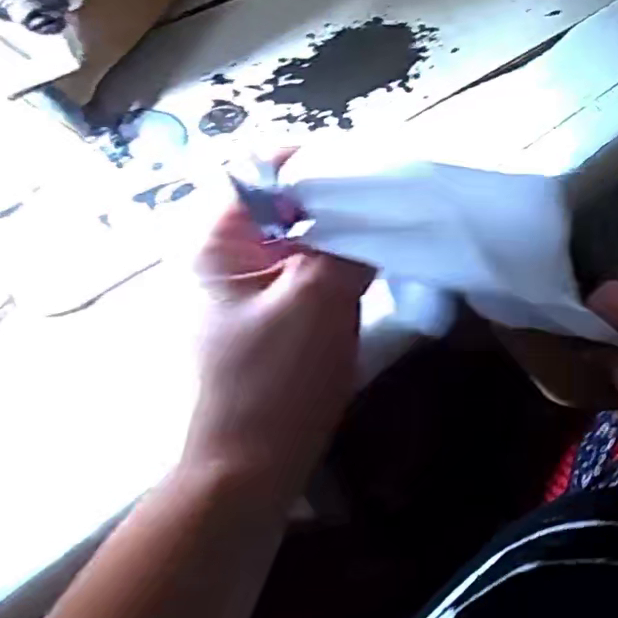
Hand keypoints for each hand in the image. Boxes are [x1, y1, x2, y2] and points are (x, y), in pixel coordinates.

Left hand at [184, 195, 373, 498]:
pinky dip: (354, 247)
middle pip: (291, 195)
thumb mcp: (316, 299)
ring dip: (352, 221)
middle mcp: (237, 249)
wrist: (259, 456)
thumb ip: (348, 243)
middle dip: (343, 190)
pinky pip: (324, 254)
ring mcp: (265, 274)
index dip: (314, 160)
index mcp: (219, 241)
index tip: (369, 168)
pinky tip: (388, 250)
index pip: (261, 170)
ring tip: (398, 217)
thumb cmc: (277, 377)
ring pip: (313, 226)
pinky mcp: (291, 296)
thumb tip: (383, 203)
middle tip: (395, 193)